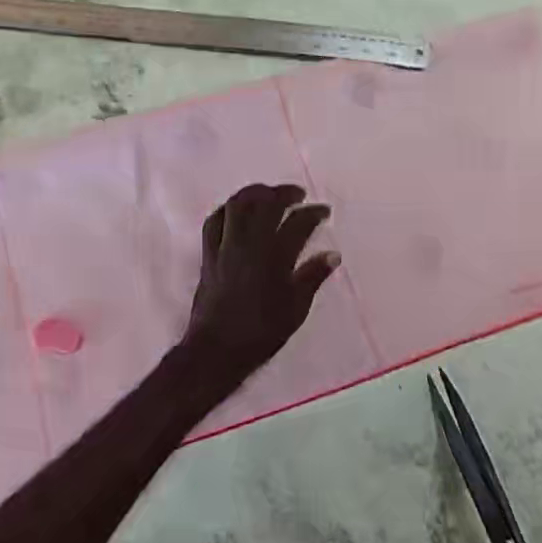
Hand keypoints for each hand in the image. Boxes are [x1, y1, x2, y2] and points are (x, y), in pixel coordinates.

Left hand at [170, 183, 339, 405]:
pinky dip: (227, 209)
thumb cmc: (261, 332)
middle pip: (265, 204)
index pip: (298, 223)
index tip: (324, 211)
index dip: (313, 213)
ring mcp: (225, 246)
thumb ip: (313, 277)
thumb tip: (332, 255)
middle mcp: (248, 244)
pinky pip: (214, 220)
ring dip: (255, 193)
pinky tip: (236, 211)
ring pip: (237, 205)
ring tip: (268, 194)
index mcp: (274, 257)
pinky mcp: (208, 254)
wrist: (217, 349)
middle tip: (298, 195)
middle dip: (284, 193)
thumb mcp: (295, 308)